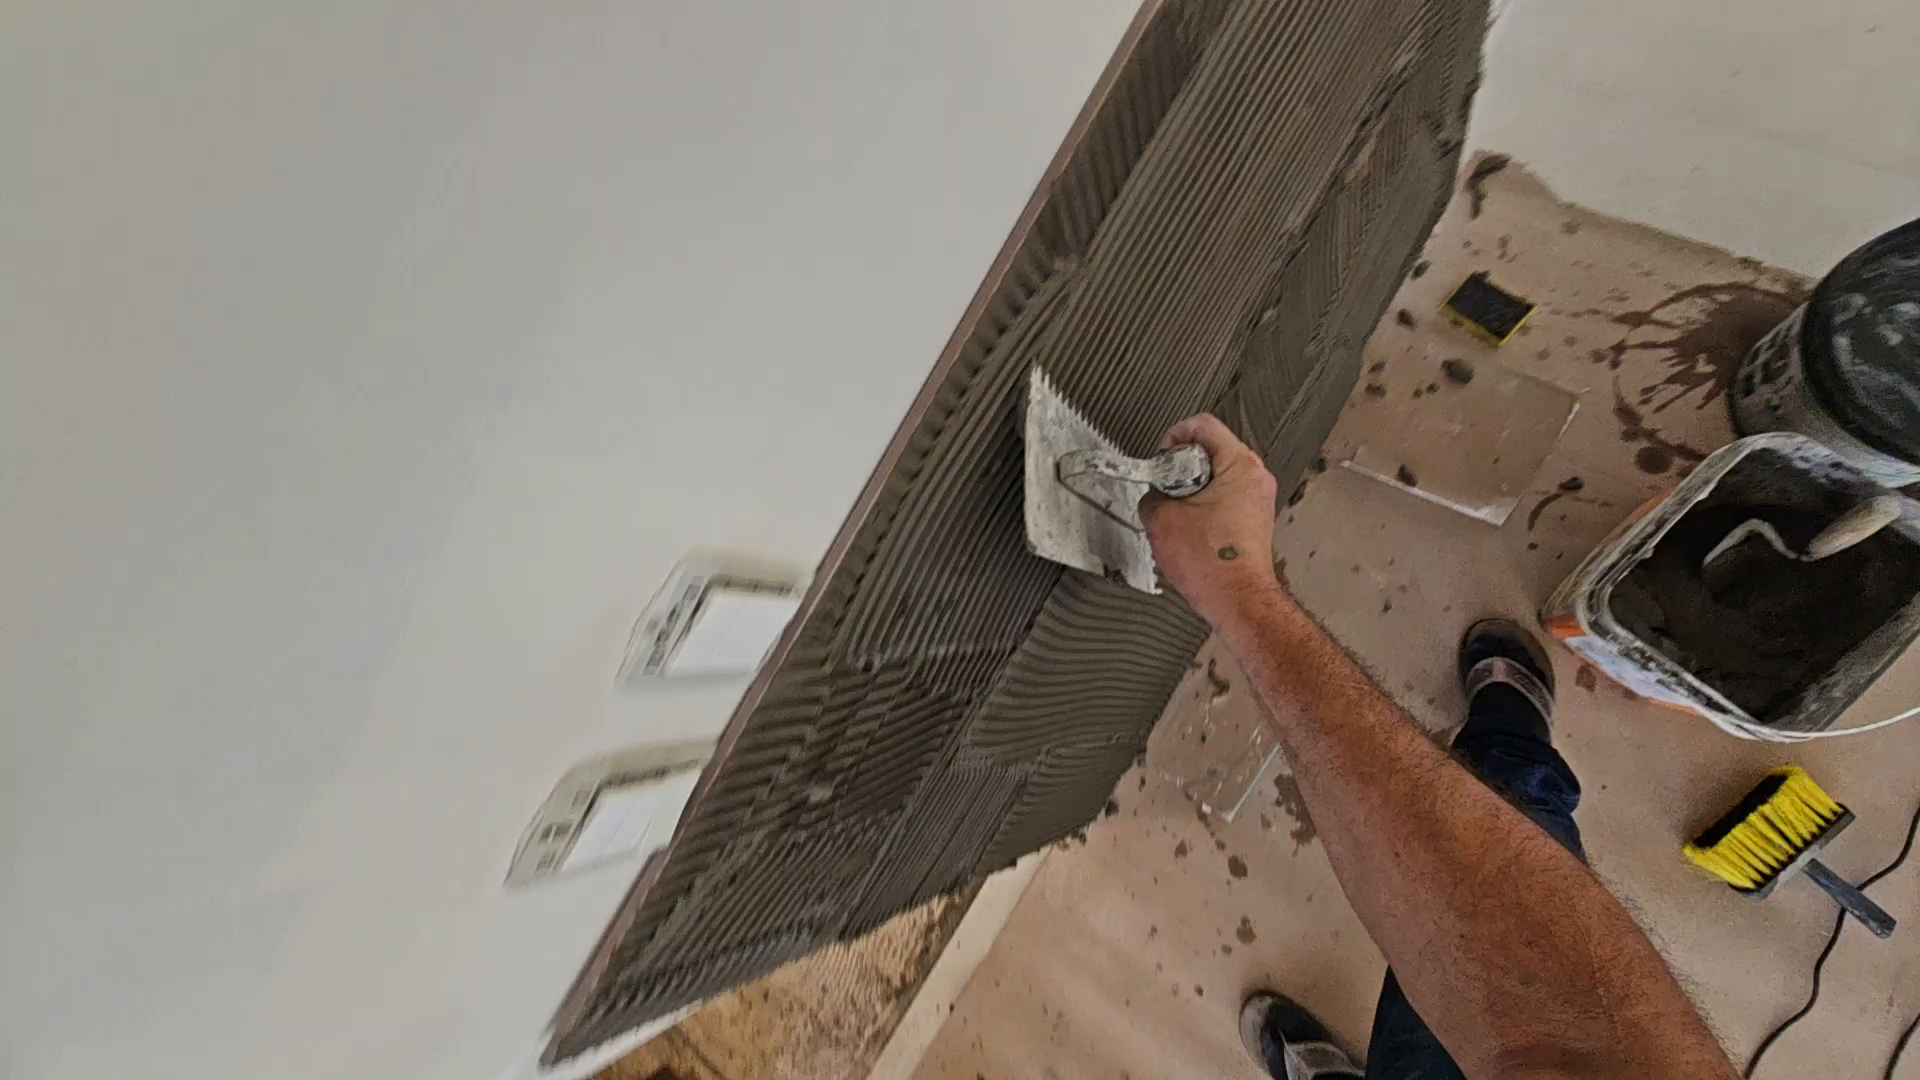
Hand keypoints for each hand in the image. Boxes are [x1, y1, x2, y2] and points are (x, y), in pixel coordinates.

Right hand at [1140, 414, 1286, 627]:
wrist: (1238, 601)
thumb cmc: (1209, 562)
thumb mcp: (1160, 519)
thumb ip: (1151, 495)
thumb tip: (1154, 495)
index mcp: (1239, 464)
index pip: (1202, 425)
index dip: (1172, 438)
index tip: (1160, 464)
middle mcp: (1256, 476)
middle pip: (1208, 450)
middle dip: (1179, 468)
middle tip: (1164, 492)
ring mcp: (1258, 498)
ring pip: (1214, 475)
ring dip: (1189, 490)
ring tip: (1175, 516)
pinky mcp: (1254, 519)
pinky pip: (1222, 497)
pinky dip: (1202, 506)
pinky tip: (1189, 531)